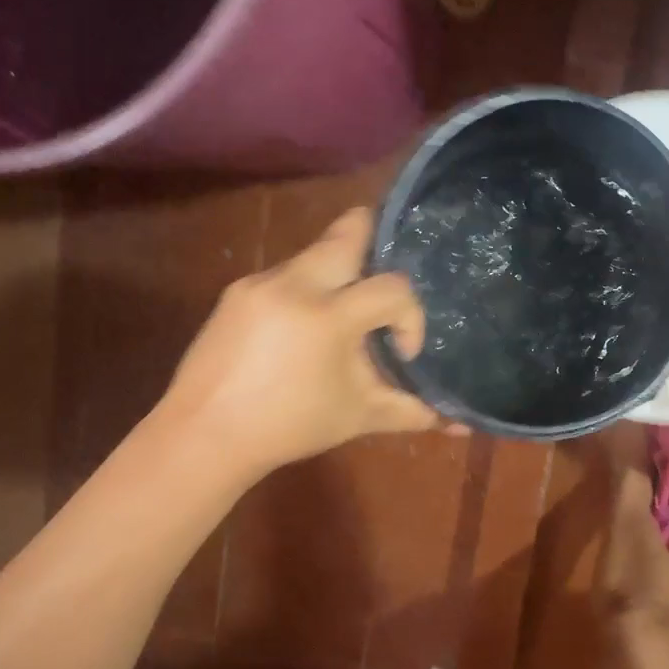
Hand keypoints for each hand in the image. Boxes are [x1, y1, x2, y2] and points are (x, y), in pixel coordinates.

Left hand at [155, 208, 445, 478]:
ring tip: (347, 314)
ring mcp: (260, 283)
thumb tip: (464, 425)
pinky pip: (287, 274)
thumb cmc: (290, 427)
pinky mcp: (238, 291)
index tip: (400, 351)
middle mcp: (293, 285)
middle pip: (348, 232)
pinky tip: (306, 329)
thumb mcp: (360, 417)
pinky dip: (308, 291)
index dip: (410, 316)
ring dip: (341, 275)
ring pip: (316, 253)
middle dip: (376, 243)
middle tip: (387, 276)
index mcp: (328, 316)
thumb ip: (414, 411)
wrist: (205, 436)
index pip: (392, 287)